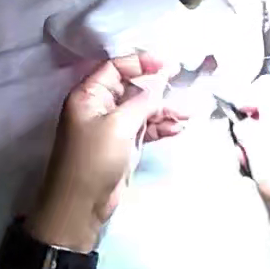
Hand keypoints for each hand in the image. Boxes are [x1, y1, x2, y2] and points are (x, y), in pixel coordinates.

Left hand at [29, 52, 185, 252]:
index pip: (115, 67)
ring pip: (142, 109)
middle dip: (157, 88)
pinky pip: (144, 128)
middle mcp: (99, 107)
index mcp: (89, 95)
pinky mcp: (121, 145)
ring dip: (164, 110)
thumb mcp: (119, 125)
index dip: (140, 62)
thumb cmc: (94, 159)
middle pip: (132, 87)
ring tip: (188, 113)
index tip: (167, 64)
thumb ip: (142, 101)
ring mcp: (111, 127)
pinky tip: (177, 128)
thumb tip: (159, 85)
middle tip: (181, 85)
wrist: (81, 206)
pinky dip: (160, 127)